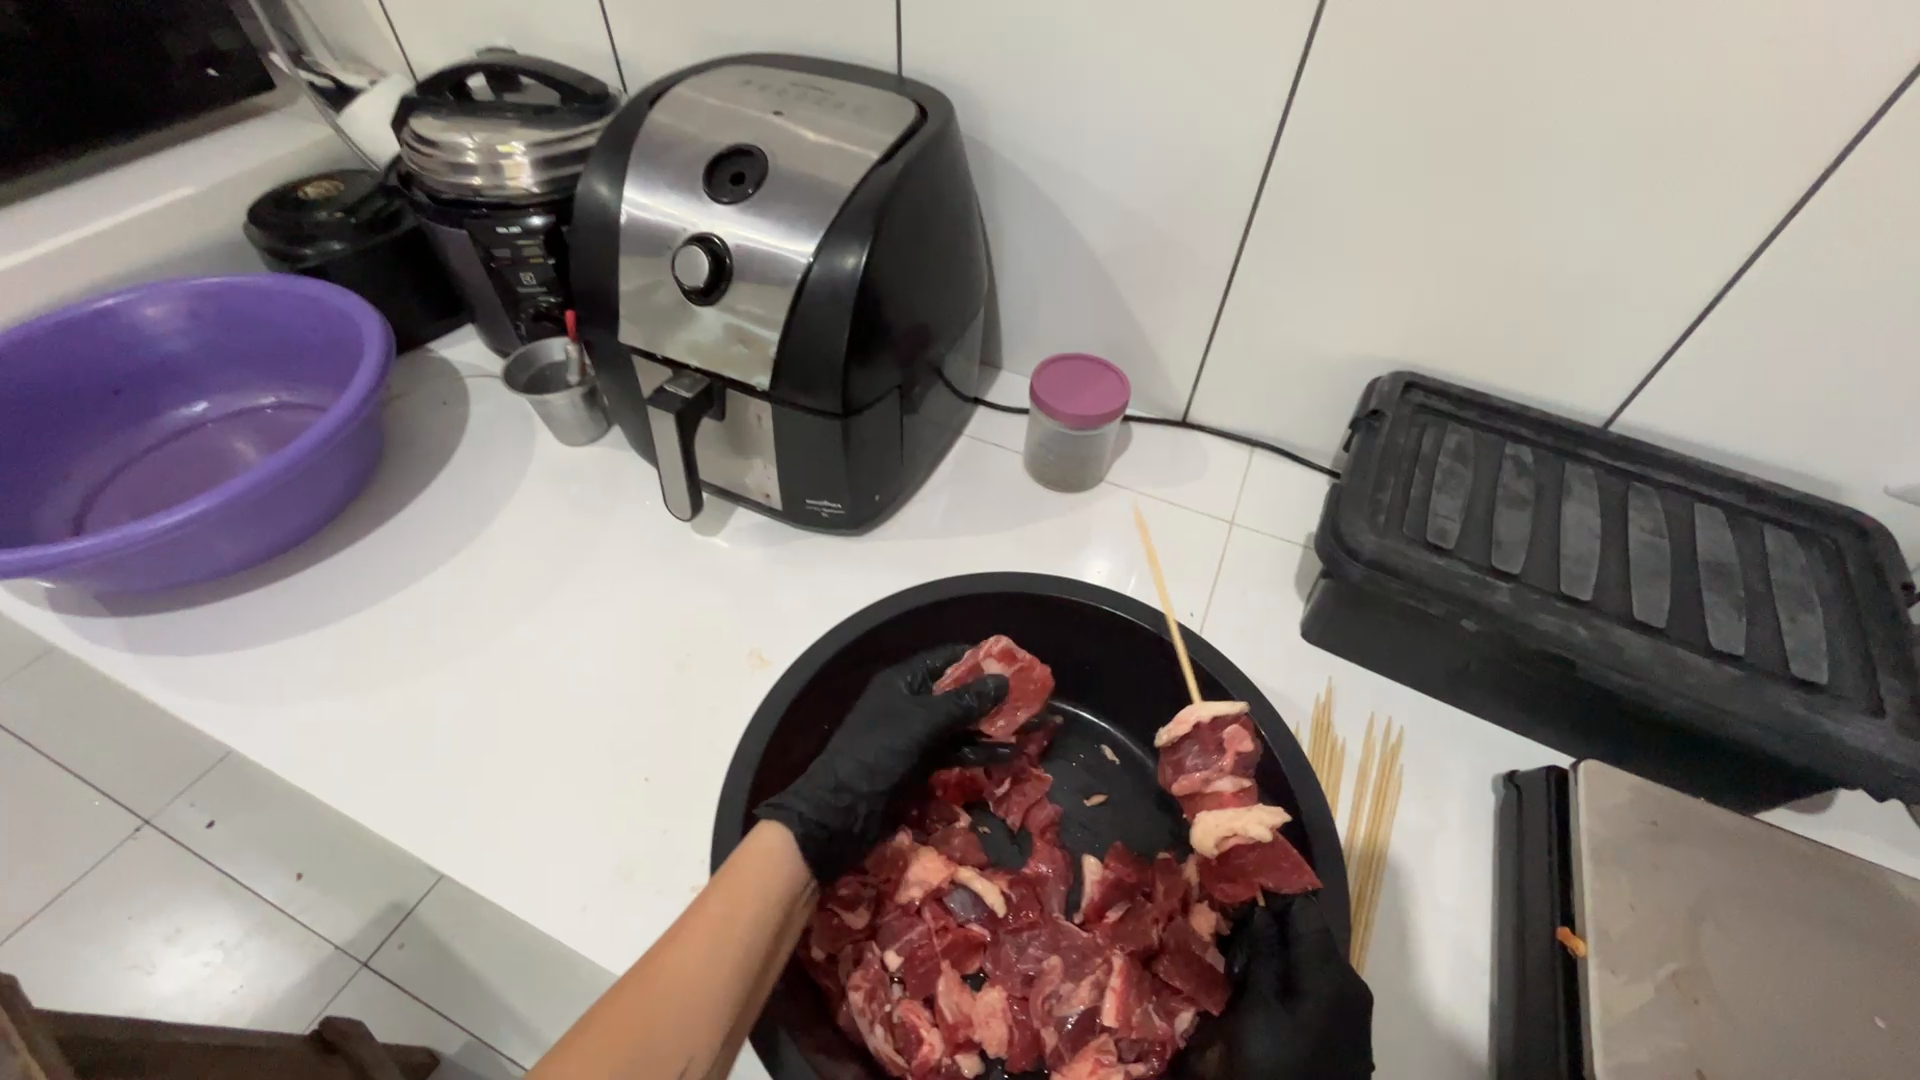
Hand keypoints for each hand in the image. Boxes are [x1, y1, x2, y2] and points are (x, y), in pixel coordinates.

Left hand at [757, 645, 1007, 881]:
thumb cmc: (875, 755)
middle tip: (1030, 699)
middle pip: (956, 692)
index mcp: (902, 681)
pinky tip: (1007, 755)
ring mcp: (912, 736)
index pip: (947, 659)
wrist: (837, 814)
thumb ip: (963, 702)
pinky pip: (953, 752)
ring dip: (990, 727)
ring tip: (1028, 728)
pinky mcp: (917, 766)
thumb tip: (1002, 681)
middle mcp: (908, 703)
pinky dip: (978, 752)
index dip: (980, 659)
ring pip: (959, 725)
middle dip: (991, 697)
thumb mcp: (921, 723)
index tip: (1015, 663)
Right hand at [1185, 894, 1374, 1077]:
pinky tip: (1260, 975)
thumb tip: (1259, 909)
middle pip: (1309, 933)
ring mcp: (1351, 1010)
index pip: (1305, 910)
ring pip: (1311, 957)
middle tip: (1229, 910)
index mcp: (1331, 975)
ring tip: (1237, 939)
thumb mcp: (1257, 1010)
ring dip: (1278, 945)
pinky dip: (1289, 970)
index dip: (1272, 888)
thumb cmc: (1274, 1069)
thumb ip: (1263, 954)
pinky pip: (1316, 983)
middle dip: (1270, 918)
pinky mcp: (1344, 1030)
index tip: (1238, 874)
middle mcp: (1350, 985)